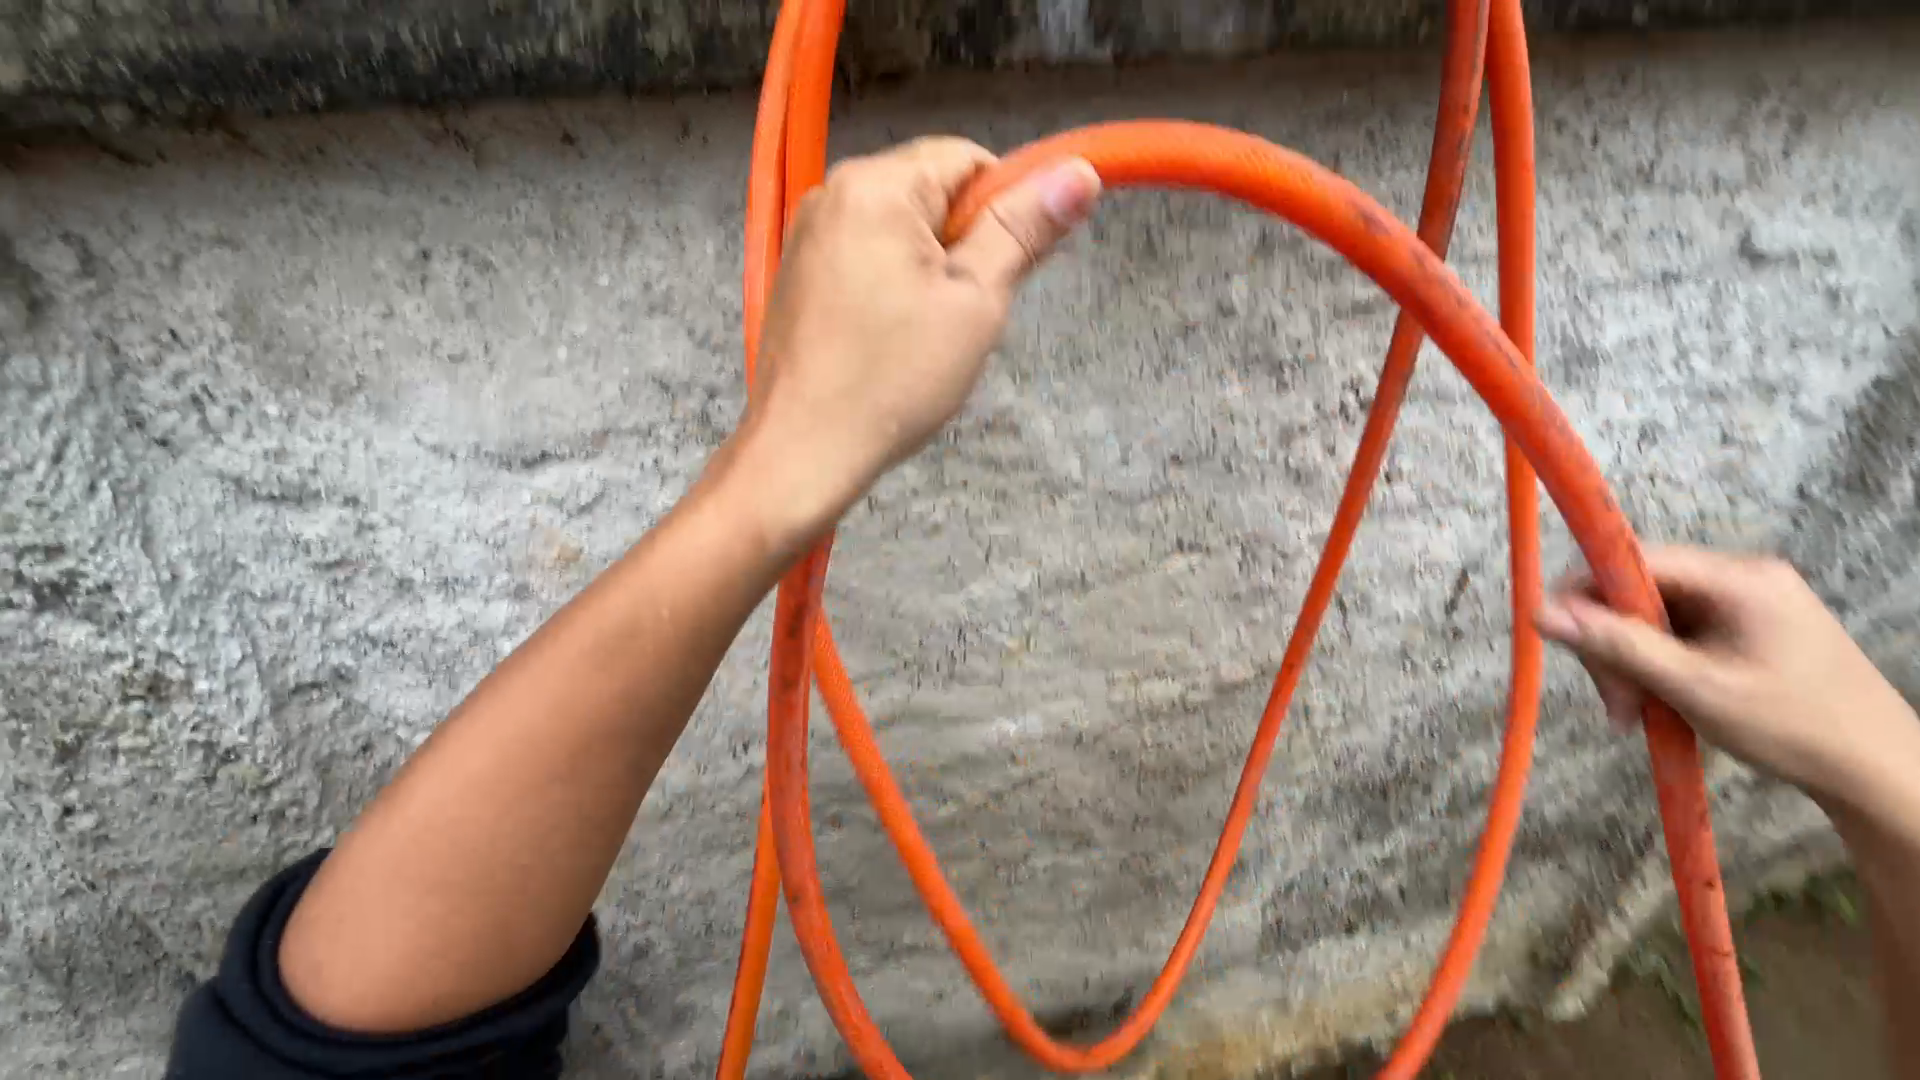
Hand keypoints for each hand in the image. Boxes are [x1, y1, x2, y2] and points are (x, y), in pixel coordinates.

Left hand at [729, 136, 1101, 543]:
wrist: (803, 450)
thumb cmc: (894, 379)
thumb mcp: (975, 303)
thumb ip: (1024, 231)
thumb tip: (1079, 172)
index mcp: (876, 186)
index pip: (968, 160)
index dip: (1004, 210)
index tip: (1006, 270)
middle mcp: (832, 193)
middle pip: (930, 193)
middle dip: (964, 246)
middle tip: (966, 315)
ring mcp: (807, 236)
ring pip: (899, 232)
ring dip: (930, 272)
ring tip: (927, 336)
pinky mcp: (797, 276)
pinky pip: (865, 259)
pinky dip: (892, 288)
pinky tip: (892, 341)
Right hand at [1535, 546, 1919, 806]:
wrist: (1883, 775)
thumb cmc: (1794, 728)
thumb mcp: (1694, 686)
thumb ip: (1615, 644)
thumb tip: (1539, 612)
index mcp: (1738, 579)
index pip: (1630, 560)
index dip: (1583, 592)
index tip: (1558, 636)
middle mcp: (1738, 579)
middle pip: (1634, 594)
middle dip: (1611, 645)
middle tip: (1615, 701)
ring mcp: (1741, 604)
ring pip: (1645, 619)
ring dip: (1627, 664)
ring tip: (1634, 712)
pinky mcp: (1740, 628)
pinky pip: (1669, 634)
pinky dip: (1650, 668)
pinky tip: (1654, 702)